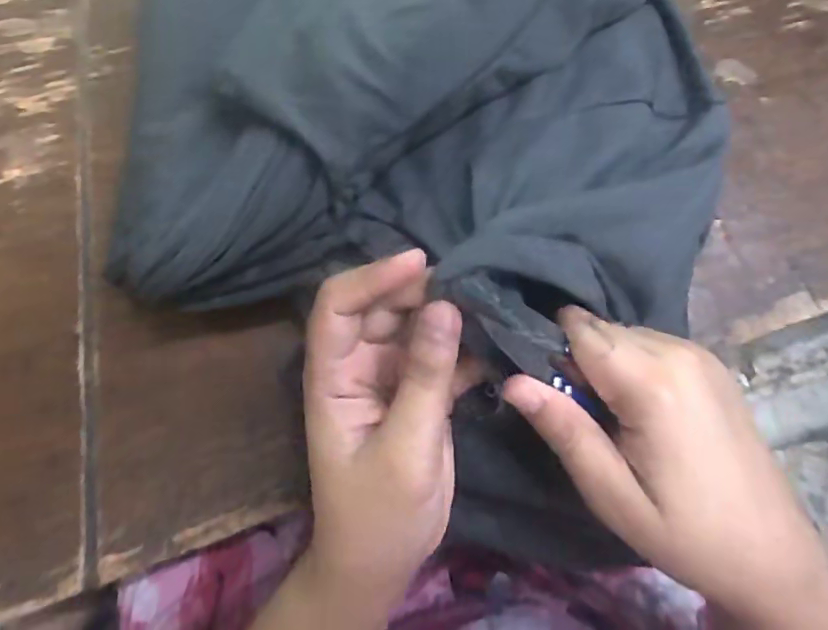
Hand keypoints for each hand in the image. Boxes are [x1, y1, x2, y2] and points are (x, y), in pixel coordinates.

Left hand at [292, 250, 463, 624]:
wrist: (382, 565)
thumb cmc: (378, 513)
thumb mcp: (406, 447)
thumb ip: (425, 376)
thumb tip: (447, 305)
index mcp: (332, 374)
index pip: (337, 305)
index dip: (373, 276)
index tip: (421, 262)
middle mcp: (357, 363)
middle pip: (381, 305)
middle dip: (421, 290)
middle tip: (471, 284)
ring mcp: (387, 374)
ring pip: (414, 323)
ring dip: (448, 312)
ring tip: (489, 303)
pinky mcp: (416, 389)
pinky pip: (439, 351)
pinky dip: (464, 344)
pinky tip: (495, 340)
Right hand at [501, 309, 827, 629]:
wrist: (776, 556)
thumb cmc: (687, 534)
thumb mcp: (614, 496)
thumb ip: (564, 431)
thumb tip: (512, 381)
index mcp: (653, 382)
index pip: (579, 329)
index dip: (553, 352)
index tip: (550, 393)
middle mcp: (677, 351)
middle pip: (601, 329)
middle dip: (579, 360)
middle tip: (586, 418)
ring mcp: (699, 352)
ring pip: (624, 332)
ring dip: (607, 362)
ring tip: (618, 419)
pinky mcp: (711, 360)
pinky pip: (651, 342)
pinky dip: (634, 363)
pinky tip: (645, 410)